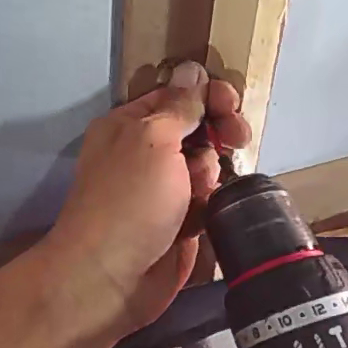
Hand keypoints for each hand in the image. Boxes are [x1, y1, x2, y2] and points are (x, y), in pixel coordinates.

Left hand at [43, 61, 250, 334]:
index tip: (231, 103)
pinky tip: (204, 213)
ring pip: (207, 165)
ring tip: (201, 188)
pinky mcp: (180, 221)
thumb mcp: (152, 139)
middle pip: (197, 128)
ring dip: (212, 171)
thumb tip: (191, 69)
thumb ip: (179, 106)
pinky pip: (208, 199)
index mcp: (129, 124)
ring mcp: (163, 188)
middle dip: (219, 131)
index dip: (207, 94)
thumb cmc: (128, 198)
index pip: (176, 95)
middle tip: (237, 139)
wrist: (111, 278)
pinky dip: (211, 202)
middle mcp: (146, 152)